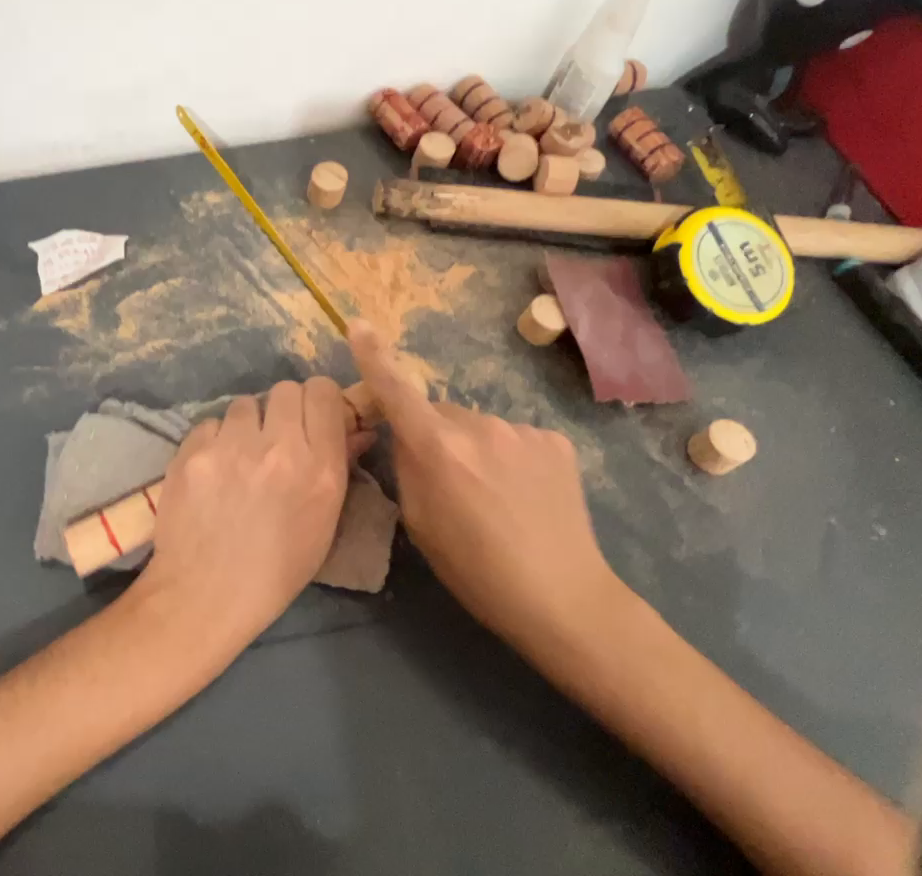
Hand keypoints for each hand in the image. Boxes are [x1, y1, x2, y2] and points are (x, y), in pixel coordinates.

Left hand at [135, 379, 356, 652]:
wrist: (206, 594)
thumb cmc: (276, 569)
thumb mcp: (324, 524)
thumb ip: (339, 467)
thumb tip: (355, 429)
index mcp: (319, 468)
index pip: (323, 392)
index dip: (319, 401)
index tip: (312, 418)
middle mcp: (277, 448)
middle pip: (285, 389)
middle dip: (283, 409)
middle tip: (275, 437)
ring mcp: (230, 447)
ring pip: (244, 404)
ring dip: (247, 425)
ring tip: (240, 458)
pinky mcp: (191, 452)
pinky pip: (209, 424)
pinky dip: (213, 441)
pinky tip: (212, 471)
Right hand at [348, 321, 621, 646]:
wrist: (561, 596)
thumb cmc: (474, 570)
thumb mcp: (419, 523)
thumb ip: (407, 468)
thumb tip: (407, 437)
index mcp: (438, 449)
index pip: (397, 392)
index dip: (375, 357)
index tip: (360, 325)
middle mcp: (479, 427)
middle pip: (439, 414)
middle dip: (434, 436)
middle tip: (446, 483)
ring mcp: (522, 431)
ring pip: (478, 427)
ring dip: (473, 448)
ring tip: (492, 497)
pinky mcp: (555, 441)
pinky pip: (513, 438)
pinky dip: (508, 457)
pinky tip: (522, 495)